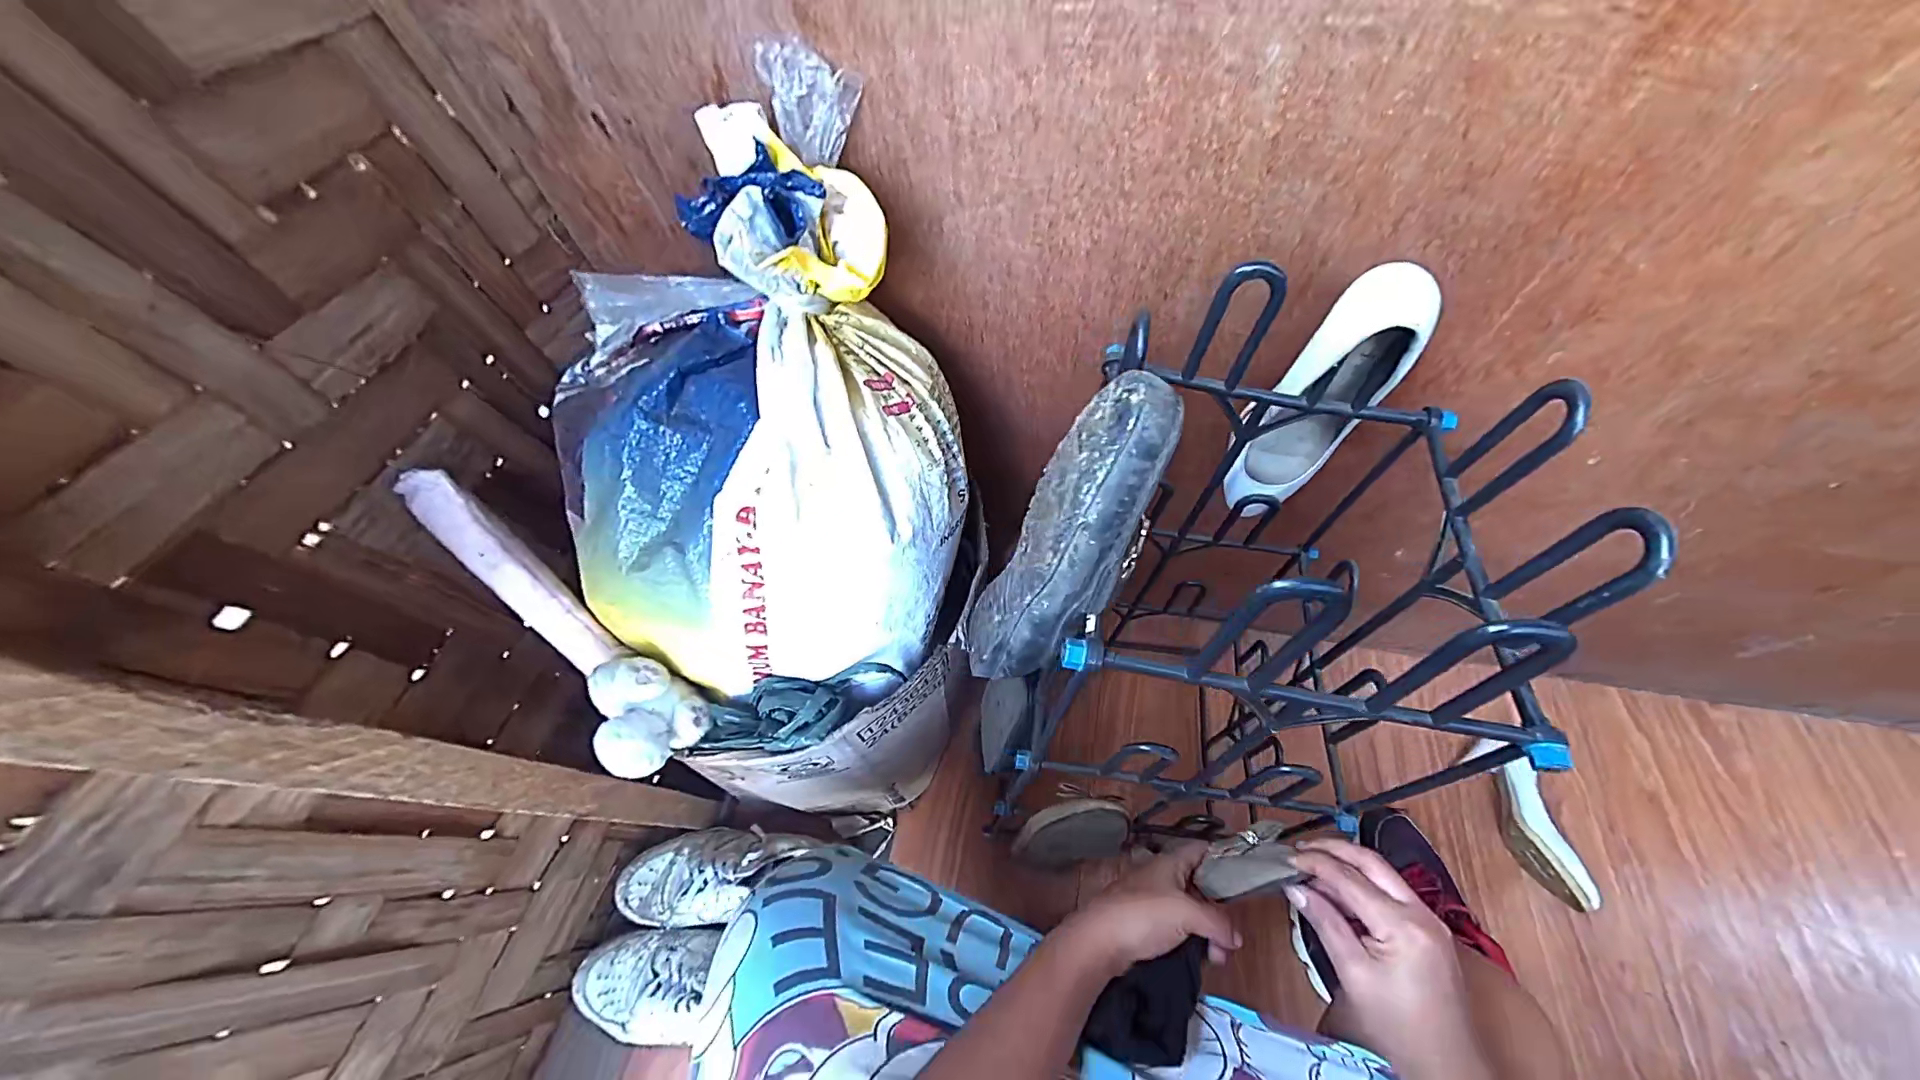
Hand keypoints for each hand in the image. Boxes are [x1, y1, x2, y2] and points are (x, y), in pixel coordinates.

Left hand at [1053, 841, 1240, 976]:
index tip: (1242, 878)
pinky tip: (1197, 958)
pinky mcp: (1144, 923)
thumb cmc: (1142, 914)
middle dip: (1218, 911)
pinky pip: (1176, 927)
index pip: (1201, 850)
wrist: (1100, 940)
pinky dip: (1190, 940)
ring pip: (1189, 910)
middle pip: (1199, 886)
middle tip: (1230, 938)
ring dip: (1206, 932)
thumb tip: (1235, 938)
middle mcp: (1161, 876)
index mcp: (1169, 862)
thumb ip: (1216, 922)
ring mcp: (1151, 899)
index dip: (1222, 858)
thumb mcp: (1187, 913)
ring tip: (1215, 956)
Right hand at [1285, 839, 1487, 1077]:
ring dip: (1347, 864)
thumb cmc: (1401, 1030)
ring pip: (1382, 873)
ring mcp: (1430, 921)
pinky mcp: (1429, 931)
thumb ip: (1324, 923)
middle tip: (1299, 848)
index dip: (1313, 863)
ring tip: (1312, 864)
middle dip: (1332, 849)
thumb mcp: (1353, 974)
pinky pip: (1391, 892)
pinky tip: (1338, 890)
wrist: (1447, 1067)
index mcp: (1404, 925)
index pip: (1348, 877)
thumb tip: (1296, 889)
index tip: (1286, 859)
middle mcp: (1422, 915)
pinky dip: (1361, 883)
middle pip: (1371, 862)